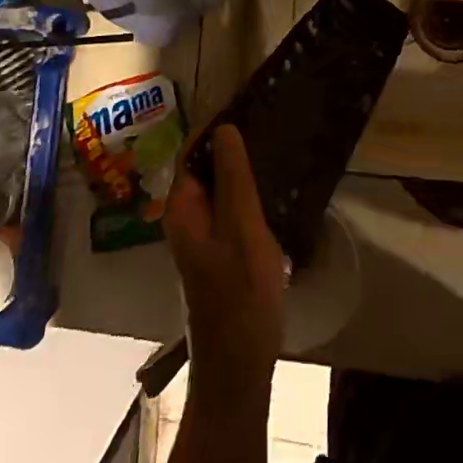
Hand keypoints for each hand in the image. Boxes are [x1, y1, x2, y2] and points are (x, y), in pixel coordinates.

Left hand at [164, 123, 284, 400]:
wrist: (239, 361)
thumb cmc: (240, 293)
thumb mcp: (241, 228)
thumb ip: (233, 178)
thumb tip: (225, 128)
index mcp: (182, 207)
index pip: (193, 149)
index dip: (218, 124)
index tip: (252, 101)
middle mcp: (186, 216)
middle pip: (207, 165)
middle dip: (234, 142)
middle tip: (273, 119)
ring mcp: (204, 233)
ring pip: (221, 185)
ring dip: (244, 166)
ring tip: (279, 143)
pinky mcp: (221, 247)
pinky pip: (232, 205)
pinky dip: (249, 189)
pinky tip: (276, 184)